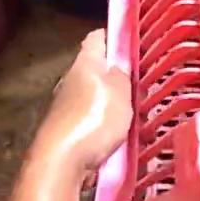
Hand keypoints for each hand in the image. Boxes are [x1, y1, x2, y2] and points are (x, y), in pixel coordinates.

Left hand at [33, 30, 131, 171]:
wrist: (59, 164)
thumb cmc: (94, 120)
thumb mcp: (121, 93)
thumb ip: (122, 76)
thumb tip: (119, 63)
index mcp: (84, 64)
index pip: (96, 38)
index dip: (113, 36)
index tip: (131, 41)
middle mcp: (69, 80)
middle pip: (94, 69)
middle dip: (115, 74)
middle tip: (139, 83)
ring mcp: (64, 106)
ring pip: (92, 95)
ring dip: (109, 102)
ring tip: (133, 113)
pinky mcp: (63, 130)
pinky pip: (88, 119)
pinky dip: (102, 123)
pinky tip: (116, 136)